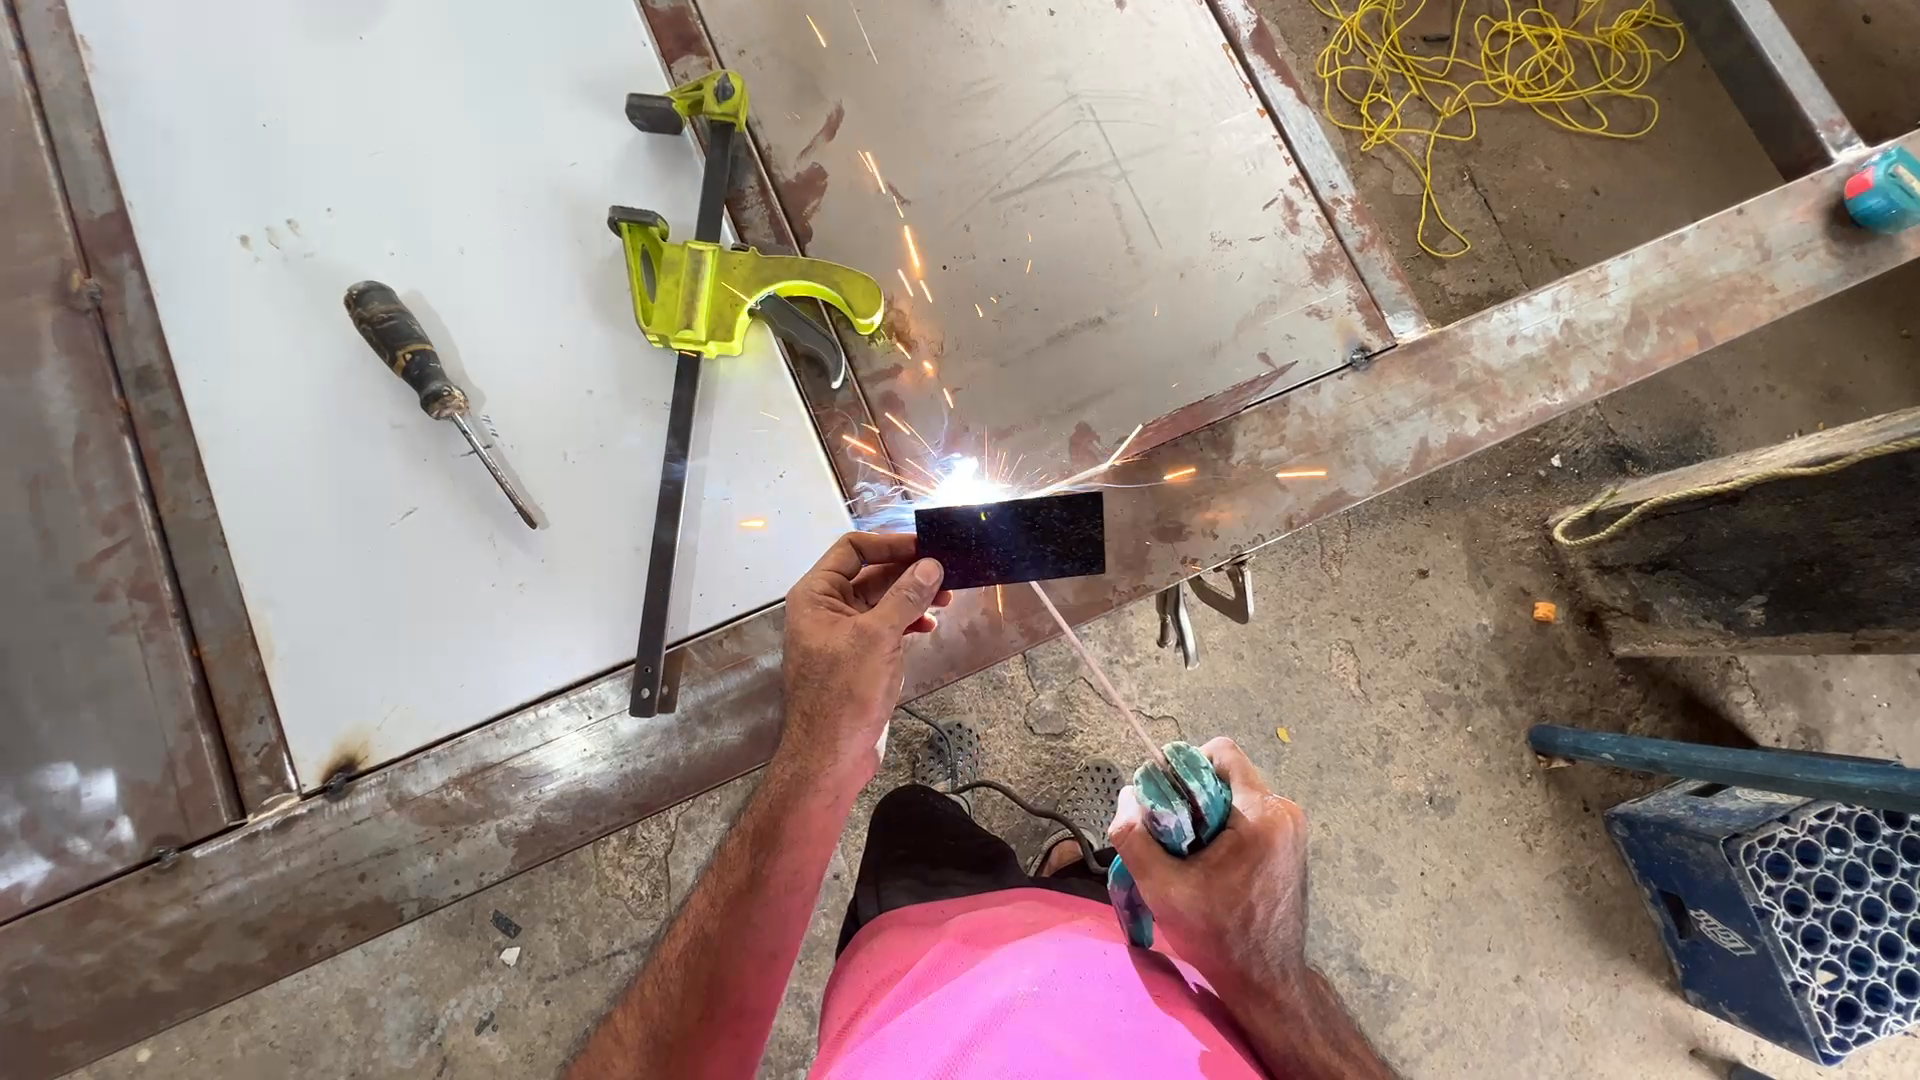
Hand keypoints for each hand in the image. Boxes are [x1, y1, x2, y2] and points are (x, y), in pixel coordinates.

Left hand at [780, 532, 949, 790]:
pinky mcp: (859, 657)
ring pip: (883, 601)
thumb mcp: (878, 637)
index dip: (889, 544)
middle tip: (948, 574)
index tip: (926, 548)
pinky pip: (886, 627)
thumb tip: (931, 564)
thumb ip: (905, 596)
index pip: (853, 549)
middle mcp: (827, 608)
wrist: (830, 757)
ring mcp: (843, 634)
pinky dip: (908, 622)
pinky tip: (929, 626)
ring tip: (947, 600)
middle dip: (909, 572)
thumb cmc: (845, 693)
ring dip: (913, 596)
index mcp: (817, 595)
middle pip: (872, 574)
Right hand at [1107, 737, 1308, 996]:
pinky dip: (1224, 824)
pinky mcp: (1291, 842)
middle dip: (1192, 792)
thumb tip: (1126, 796)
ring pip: (1234, 791)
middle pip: (1225, 771)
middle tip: (1173, 832)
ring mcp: (1293, 827)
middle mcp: (1285, 811)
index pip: (1221, 751)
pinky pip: (1248, 810)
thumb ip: (1133, 836)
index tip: (1166, 801)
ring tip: (1191, 850)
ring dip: (1206, 809)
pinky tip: (1212, 860)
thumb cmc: (1217, 936)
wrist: (1266, 982)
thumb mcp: (1161, 887)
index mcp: (1262, 815)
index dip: (1184, 766)